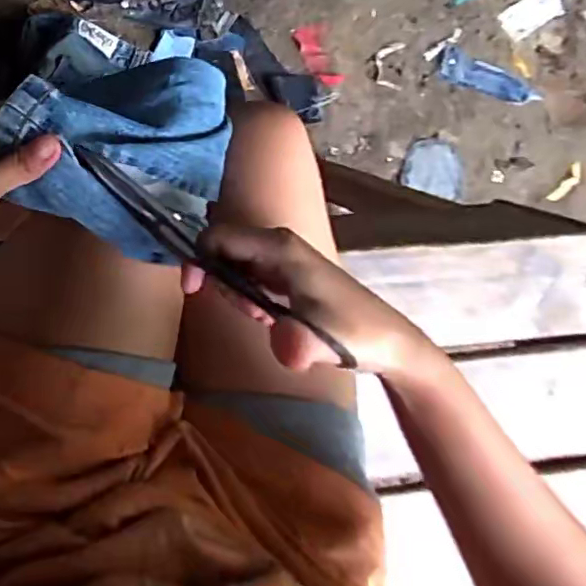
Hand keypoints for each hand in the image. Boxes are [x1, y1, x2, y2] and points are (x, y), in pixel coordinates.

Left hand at [0, 108, 60, 268]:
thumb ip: (22, 162)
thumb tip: (57, 141)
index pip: (7, 109)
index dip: (36, 112)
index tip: (68, 119)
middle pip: (10, 131)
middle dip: (38, 138)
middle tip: (75, 141)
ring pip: (8, 154)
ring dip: (31, 159)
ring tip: (69, 159)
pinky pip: (3, 174)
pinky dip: (21, 176)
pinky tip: (47, 180)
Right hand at [184, 224, 445, 380]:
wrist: (392, 343)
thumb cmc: (357, 334)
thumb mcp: (325, 342)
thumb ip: (299, 344)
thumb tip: (284, 350)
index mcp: (279, 245)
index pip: (218, 236)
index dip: (197, 258)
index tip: (193, 291)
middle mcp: (278, 243)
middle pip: (224, 250)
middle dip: (224, 284)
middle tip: (252, 315)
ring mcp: (283, 256)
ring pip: (235, 264)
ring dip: (237, 293)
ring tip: (266, 319)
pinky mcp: (286, 273)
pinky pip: (249, 276)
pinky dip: (249, 297)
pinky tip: (272, 318)